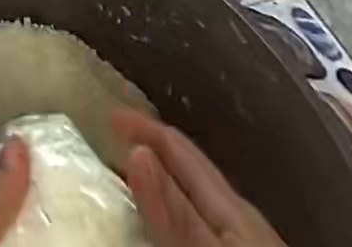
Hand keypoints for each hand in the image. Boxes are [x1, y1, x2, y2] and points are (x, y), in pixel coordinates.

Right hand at [114, 109, 288, 246]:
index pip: (179, 149)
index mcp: (228, 205)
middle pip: (187, 170)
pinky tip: (166, 232)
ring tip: (130, 185)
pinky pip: (198, 227)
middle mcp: (235, 217)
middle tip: (112, 146)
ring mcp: (242, 241)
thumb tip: (137, 153)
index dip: (144, 127)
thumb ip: (175, 213)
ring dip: (161, 185)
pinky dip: (173, 219)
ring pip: (193, 200)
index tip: (109, 117)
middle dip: (151, 152)